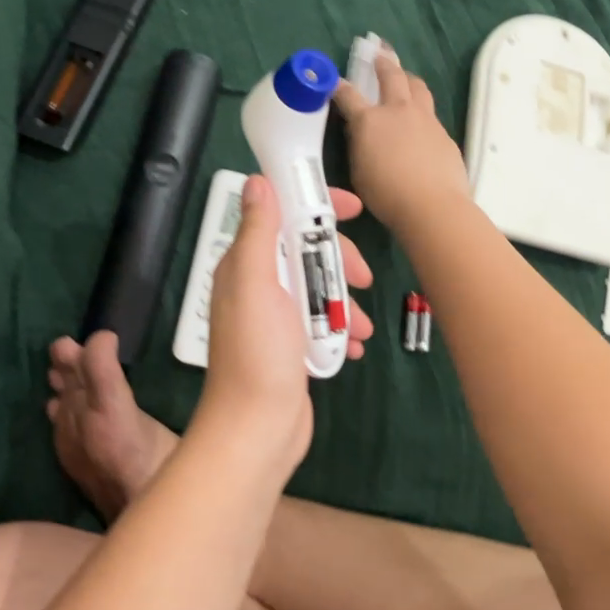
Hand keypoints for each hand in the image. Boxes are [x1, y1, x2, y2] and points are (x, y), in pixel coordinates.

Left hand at [198, 175, 374, 470]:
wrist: (257, 427)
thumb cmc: (257, 353)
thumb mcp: (256, 283)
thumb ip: (258, 232)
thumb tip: (258, 181)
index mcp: (246, 264)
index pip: (282, 217)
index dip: (316, 205)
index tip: (353, 209)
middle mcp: (259, 286)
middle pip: (308, 253)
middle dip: (339, 262)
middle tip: (363, 278)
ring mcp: (277, 319)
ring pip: (320, 290)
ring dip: (345, 302)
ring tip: (360, 327)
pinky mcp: (293, 347)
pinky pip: (323, 324)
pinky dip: (340, 330)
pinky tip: (354, 345)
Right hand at [333, 49, 471, 232]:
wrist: (432, 205)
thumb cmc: (386, 194)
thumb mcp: (359, 170)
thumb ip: (359, 146)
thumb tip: (362, 133)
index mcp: (369, 120)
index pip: (348, 95)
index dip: (339, 87)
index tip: (334, 81)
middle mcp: (398, 111)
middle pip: (392, 76)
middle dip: (383, 62)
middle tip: (380, 53)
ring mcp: (425, 119)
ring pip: (418, 88)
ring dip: (409, 79)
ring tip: (405, 78)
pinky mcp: (444, 134)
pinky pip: (431, 114)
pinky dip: (422, 112)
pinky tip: (420, 125)